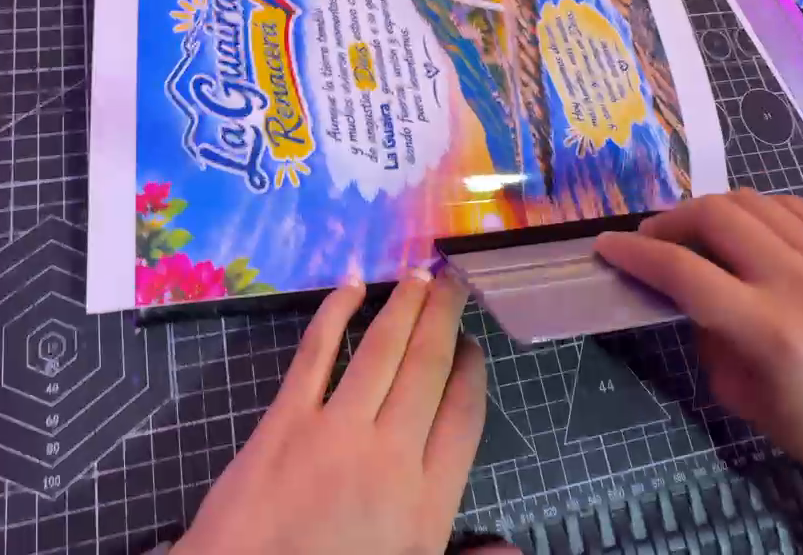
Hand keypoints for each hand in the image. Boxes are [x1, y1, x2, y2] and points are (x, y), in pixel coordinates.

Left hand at [174, 269, 486, 554]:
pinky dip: (336, 312)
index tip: (474, 343)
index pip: (463, 417)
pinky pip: (317, 352)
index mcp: (426, 504)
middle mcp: (389, 456)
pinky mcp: (286, 418)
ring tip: (419, 275)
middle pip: (427, 367)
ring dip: (404, 305)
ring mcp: (336, 430)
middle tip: (453, 280)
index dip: (472, 372)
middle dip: (444, 317)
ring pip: (381, 350)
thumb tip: (516, 549)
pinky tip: (353, 285)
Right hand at [595, 190, 802, 545]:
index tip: (607, 244)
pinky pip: (795, 209)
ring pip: (753, 201)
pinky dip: (760, 215)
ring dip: (713, 212)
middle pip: (714, 215)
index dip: (633, 252)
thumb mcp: (743, 396)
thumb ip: (705, 331)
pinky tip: (754, 238)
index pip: (681, 270)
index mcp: (772, 333)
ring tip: (702, 235)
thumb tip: (680, 287)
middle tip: (655, 238)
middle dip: (670, 219)